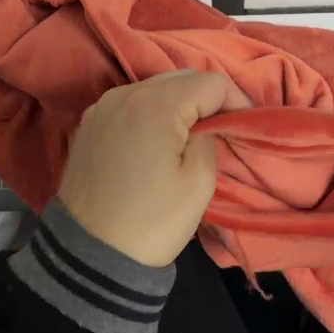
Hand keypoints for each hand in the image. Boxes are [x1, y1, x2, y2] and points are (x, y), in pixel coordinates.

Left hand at [57, 70, 249, 266]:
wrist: (88, 255)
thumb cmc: (151, 222)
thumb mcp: (199, 183)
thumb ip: (211, 138)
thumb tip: (208, 124)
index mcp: (156, 104)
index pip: (211, 82)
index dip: (236, 100)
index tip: (245, 126)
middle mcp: (126, 93)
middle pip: (182, 77)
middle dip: (208, 97)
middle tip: (224, 128)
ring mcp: (103, 105)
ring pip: (155, 86)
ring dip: (179, 102)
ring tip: (193, 133)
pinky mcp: (90, 122)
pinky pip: (131, 101)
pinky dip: (152, 110)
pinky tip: (159, 137)